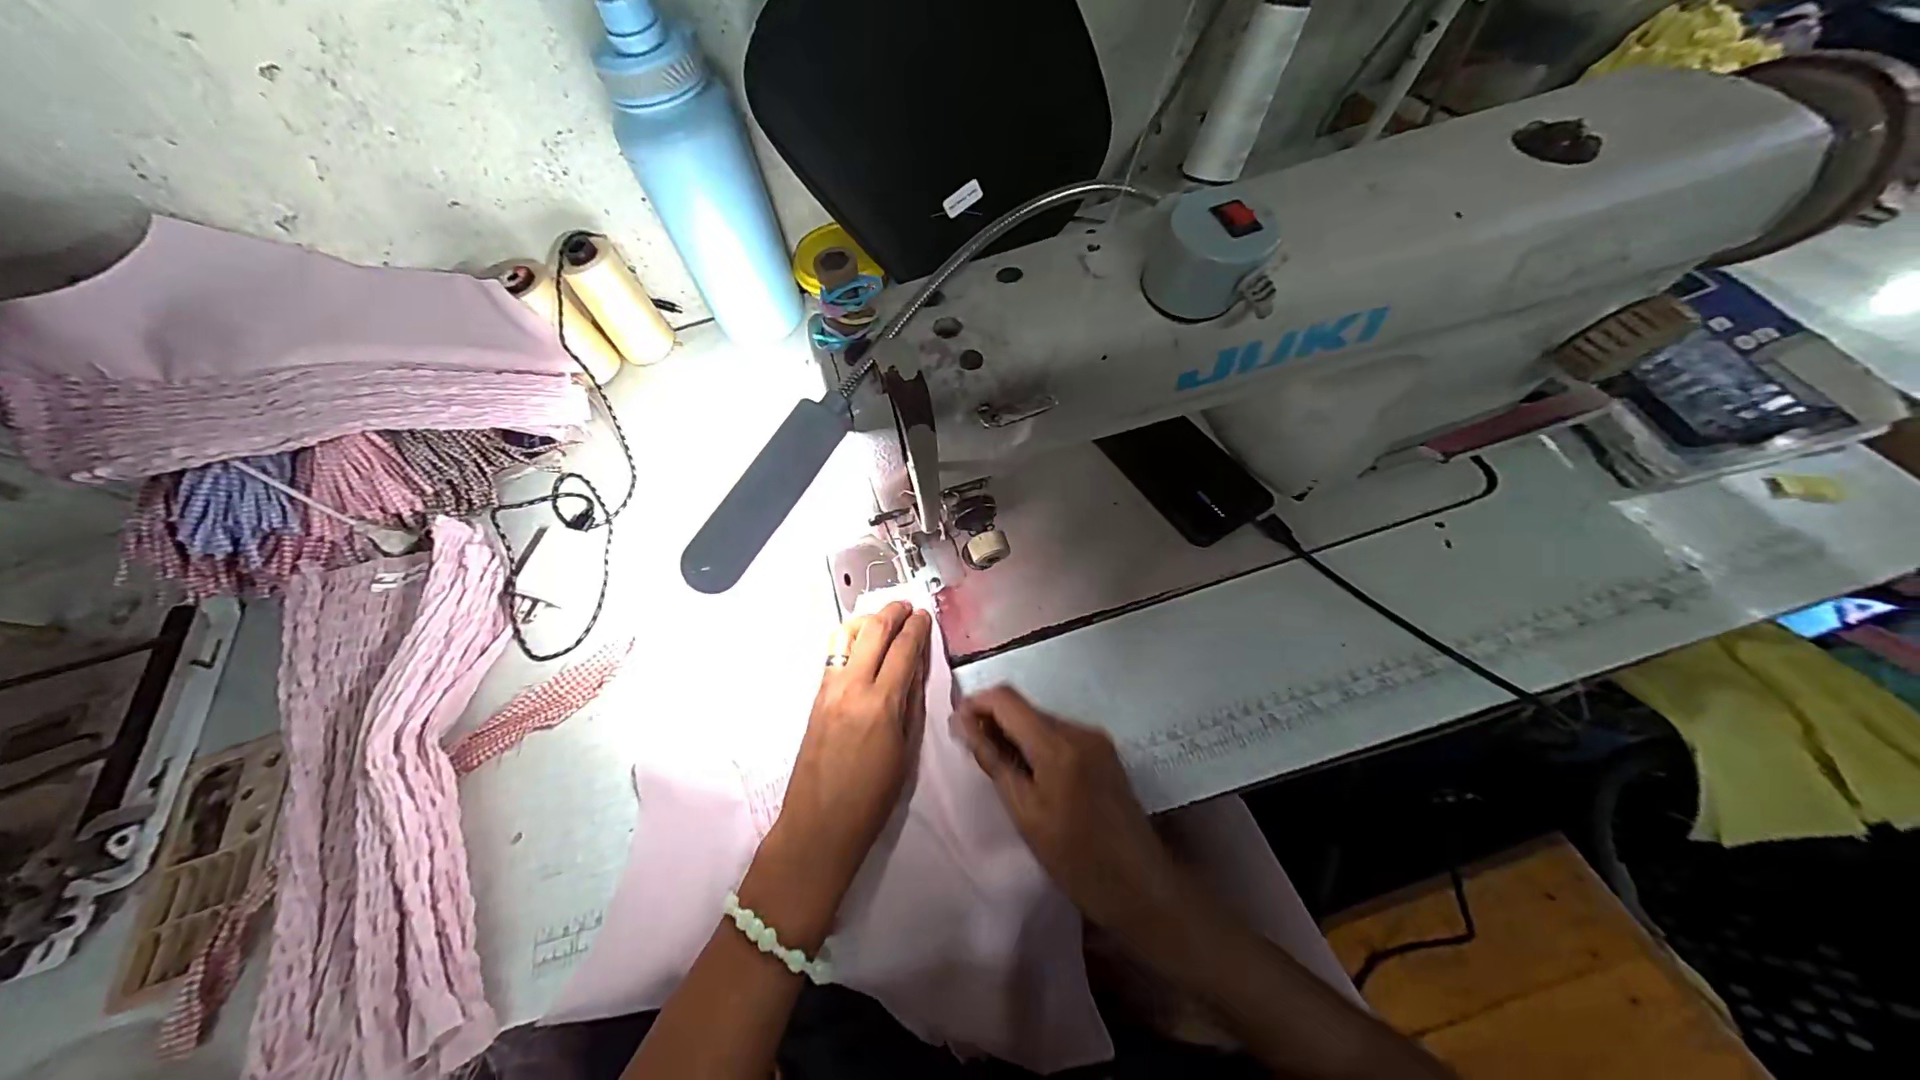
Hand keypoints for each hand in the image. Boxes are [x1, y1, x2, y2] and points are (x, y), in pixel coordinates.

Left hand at [774, 601, 932, 890]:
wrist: (818, 825)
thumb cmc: (872, 798)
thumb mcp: (905, 752)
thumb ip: (911, 706)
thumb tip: (916, 671)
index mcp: (881, 704)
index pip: (903, 650)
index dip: (917, 628)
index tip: (925, 614)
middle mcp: (852, 688)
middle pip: (872, 632)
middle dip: (891, 613)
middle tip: (906, 606)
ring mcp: (828, 691)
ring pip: (846, 637)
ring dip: (868, 621)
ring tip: (883, 617)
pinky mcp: (815, 698)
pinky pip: (833, 655)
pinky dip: (850, 640)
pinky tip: (862, 642)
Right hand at [954, 686, 1182, 935]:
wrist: (1142, 887)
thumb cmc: (1076, 860)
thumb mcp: (1025, 813)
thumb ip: (993, 760)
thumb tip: (962, 723)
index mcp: (1059, 744)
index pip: (1006, 698)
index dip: (976, 704)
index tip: (956, 728)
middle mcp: (1080, 729)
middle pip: (1024, 707)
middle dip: (993, 721)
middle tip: (972, 752)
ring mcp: (1096, 738)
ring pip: (1041, 720)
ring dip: (1015, 734)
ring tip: (998, 767)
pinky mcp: (1104, 751)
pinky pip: (1060, 734)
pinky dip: (1037, 744)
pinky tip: (1029, 773)